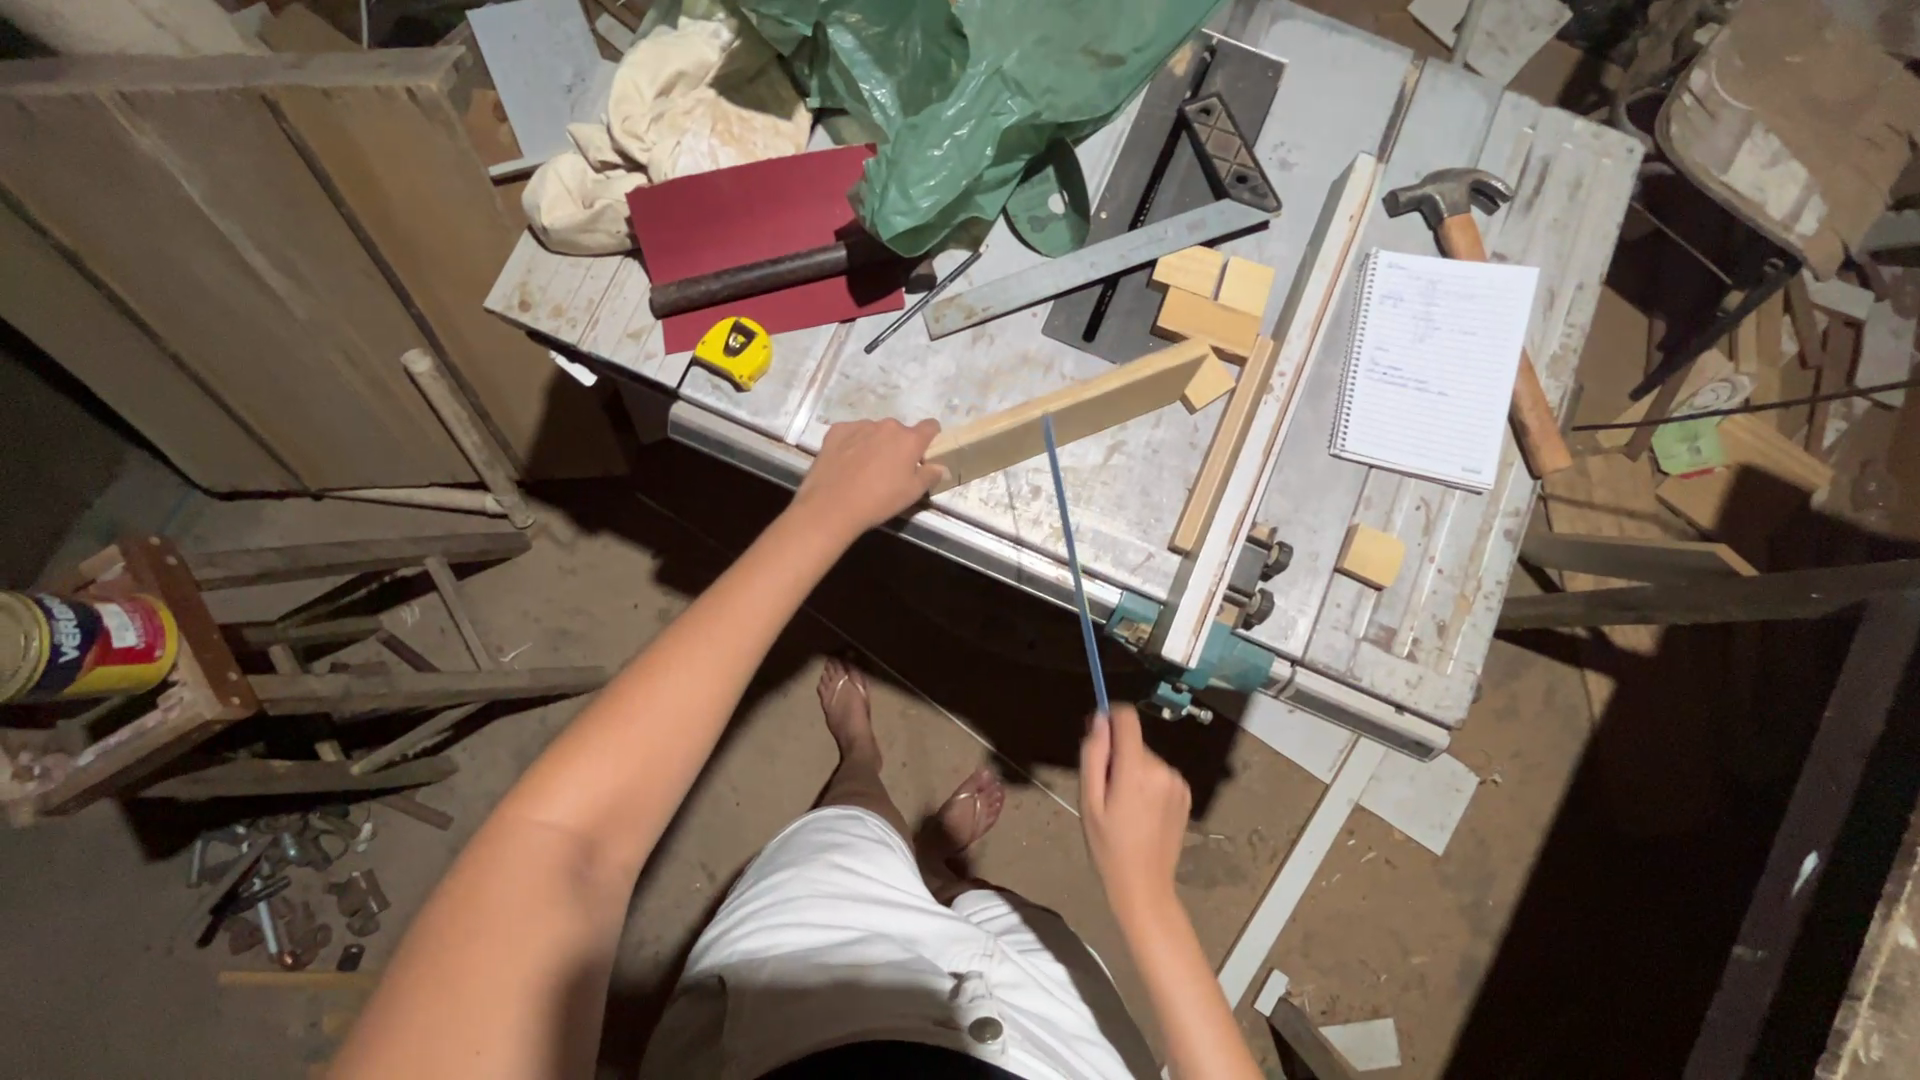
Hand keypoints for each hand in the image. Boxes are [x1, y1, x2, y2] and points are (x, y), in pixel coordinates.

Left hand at [791, 418, 946, 536]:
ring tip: (864, 468)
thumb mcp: (912, 494)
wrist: (832, 506)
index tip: (923, 452)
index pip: (930, 426)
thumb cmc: (879, 501)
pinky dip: (853, 443)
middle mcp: (887, 426)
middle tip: (889, 469)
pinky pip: (852, 433)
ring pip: (875, 431)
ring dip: (875, 443)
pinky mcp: (837, 430)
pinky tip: (846, 463)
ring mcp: (860, 426)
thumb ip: (930, 475)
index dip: (930, 438)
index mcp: (909, 439)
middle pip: (899, 431)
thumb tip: (940, 466)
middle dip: (898, 445)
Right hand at [1079, 704, 1191, 921]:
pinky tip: (1142, 811)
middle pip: (1134, 742)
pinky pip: (1160, 774)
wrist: (1144, 885)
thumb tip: (1099, 720)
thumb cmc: (1108, 846)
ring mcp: (1178, 782)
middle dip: (1118, 757)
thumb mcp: (1089, 802)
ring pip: (1146, 759)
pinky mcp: (1186, 793)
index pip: (1127, 719)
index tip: (1099, 738)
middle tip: (1107, 792)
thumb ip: (1093, 756)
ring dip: (1134, 771)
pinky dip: (1148, 783)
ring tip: (1124, 806)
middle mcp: (1163, 769)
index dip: (1111, 719)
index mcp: (1136, 770)